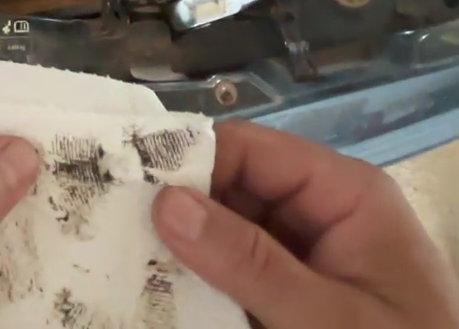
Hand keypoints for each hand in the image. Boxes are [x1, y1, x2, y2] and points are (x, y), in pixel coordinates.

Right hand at [151, 121, 458, 328]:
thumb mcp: (331, 323)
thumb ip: (249, 262)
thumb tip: (164, 201)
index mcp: (343, 191)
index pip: (247, 148)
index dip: (187, 159)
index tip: (126, 185)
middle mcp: (322, 209)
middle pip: (232, 186)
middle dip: (180, 209)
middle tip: (115, 227)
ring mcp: (310, 255)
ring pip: (229, 231)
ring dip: (186, 249)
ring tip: (126, 257)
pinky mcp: (300, 296)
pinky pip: (241, 272)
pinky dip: (205, 283)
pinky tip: (166, 294)